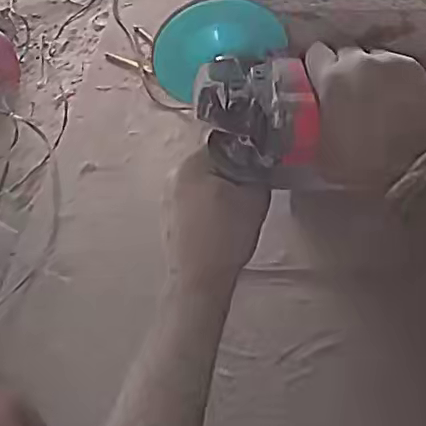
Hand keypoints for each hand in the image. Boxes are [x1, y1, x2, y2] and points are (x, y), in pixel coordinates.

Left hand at [165, 152, 270, 287]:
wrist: (199, 281)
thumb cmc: (227, 236)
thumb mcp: (254, 198)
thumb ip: (256, 170)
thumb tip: (258, 158)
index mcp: (192, 163)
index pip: (224, 144)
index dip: (245, 154)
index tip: (256, 169)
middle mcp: (174, 173)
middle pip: (211, 162)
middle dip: (231, 173)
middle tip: (248, 190)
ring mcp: (167, 195)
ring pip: (202, 181)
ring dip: (218, 188)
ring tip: (234, 209)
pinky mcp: (167, 214)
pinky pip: (192, 198)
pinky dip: (206, 204)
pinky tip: (218, 222)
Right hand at [303, 43, 425, 192]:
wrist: (412, 166)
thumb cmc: (360, 162)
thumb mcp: (318, 145)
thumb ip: (309, 117)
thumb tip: (304, 111)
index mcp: (329, 77)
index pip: (314, 53)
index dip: (316, 68)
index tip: (319, 82)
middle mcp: (357, 61)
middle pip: (343, 51)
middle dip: (342, 68)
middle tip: (346, 91)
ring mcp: (387, 61)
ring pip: (370, 56)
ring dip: (368, 71)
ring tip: (375, 94)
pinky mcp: (412, 66)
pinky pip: (393, 64)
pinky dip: (391, 76)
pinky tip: (396, 96)